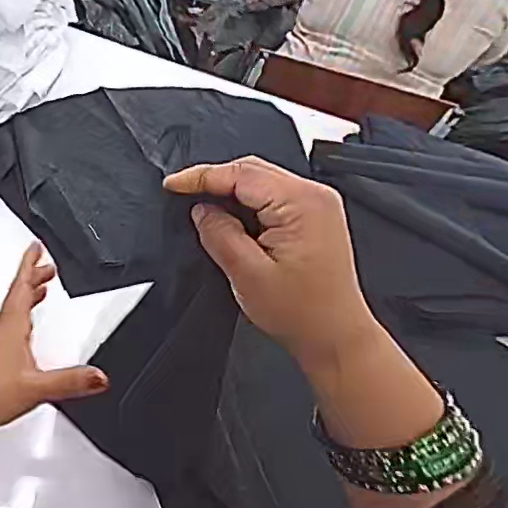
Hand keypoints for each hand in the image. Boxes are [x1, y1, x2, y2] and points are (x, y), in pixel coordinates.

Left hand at [0, 243, 109, 437]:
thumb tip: (99, 376)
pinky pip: (8, 331)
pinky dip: (20, 322)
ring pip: (12, 313)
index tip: (35, 248)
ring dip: (26, 298)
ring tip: (38, 293)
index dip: (29, 265)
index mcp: (10, 328)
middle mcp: (0, 333)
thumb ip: (71, 381)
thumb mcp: (38, 387)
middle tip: (45, 267)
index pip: (21, 287)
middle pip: (17, 296)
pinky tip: (25, 337)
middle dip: (32, 279)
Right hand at [162, 156, 381, 366]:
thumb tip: (201, 210)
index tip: (173, 184)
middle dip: (214, 182)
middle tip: (182, 196)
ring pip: (261, 183)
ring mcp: (317, 205)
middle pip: (252, 171)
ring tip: (204, 213)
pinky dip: (248, 205)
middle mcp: (314, 196)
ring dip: (231, 194)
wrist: (334, 336)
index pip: (241, 173)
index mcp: (301, 203)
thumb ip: (219, 235)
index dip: (201, 176)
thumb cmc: (303, 313)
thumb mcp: (247, 274)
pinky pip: (273, 198)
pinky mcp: (314, 217)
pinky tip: (232, 222)